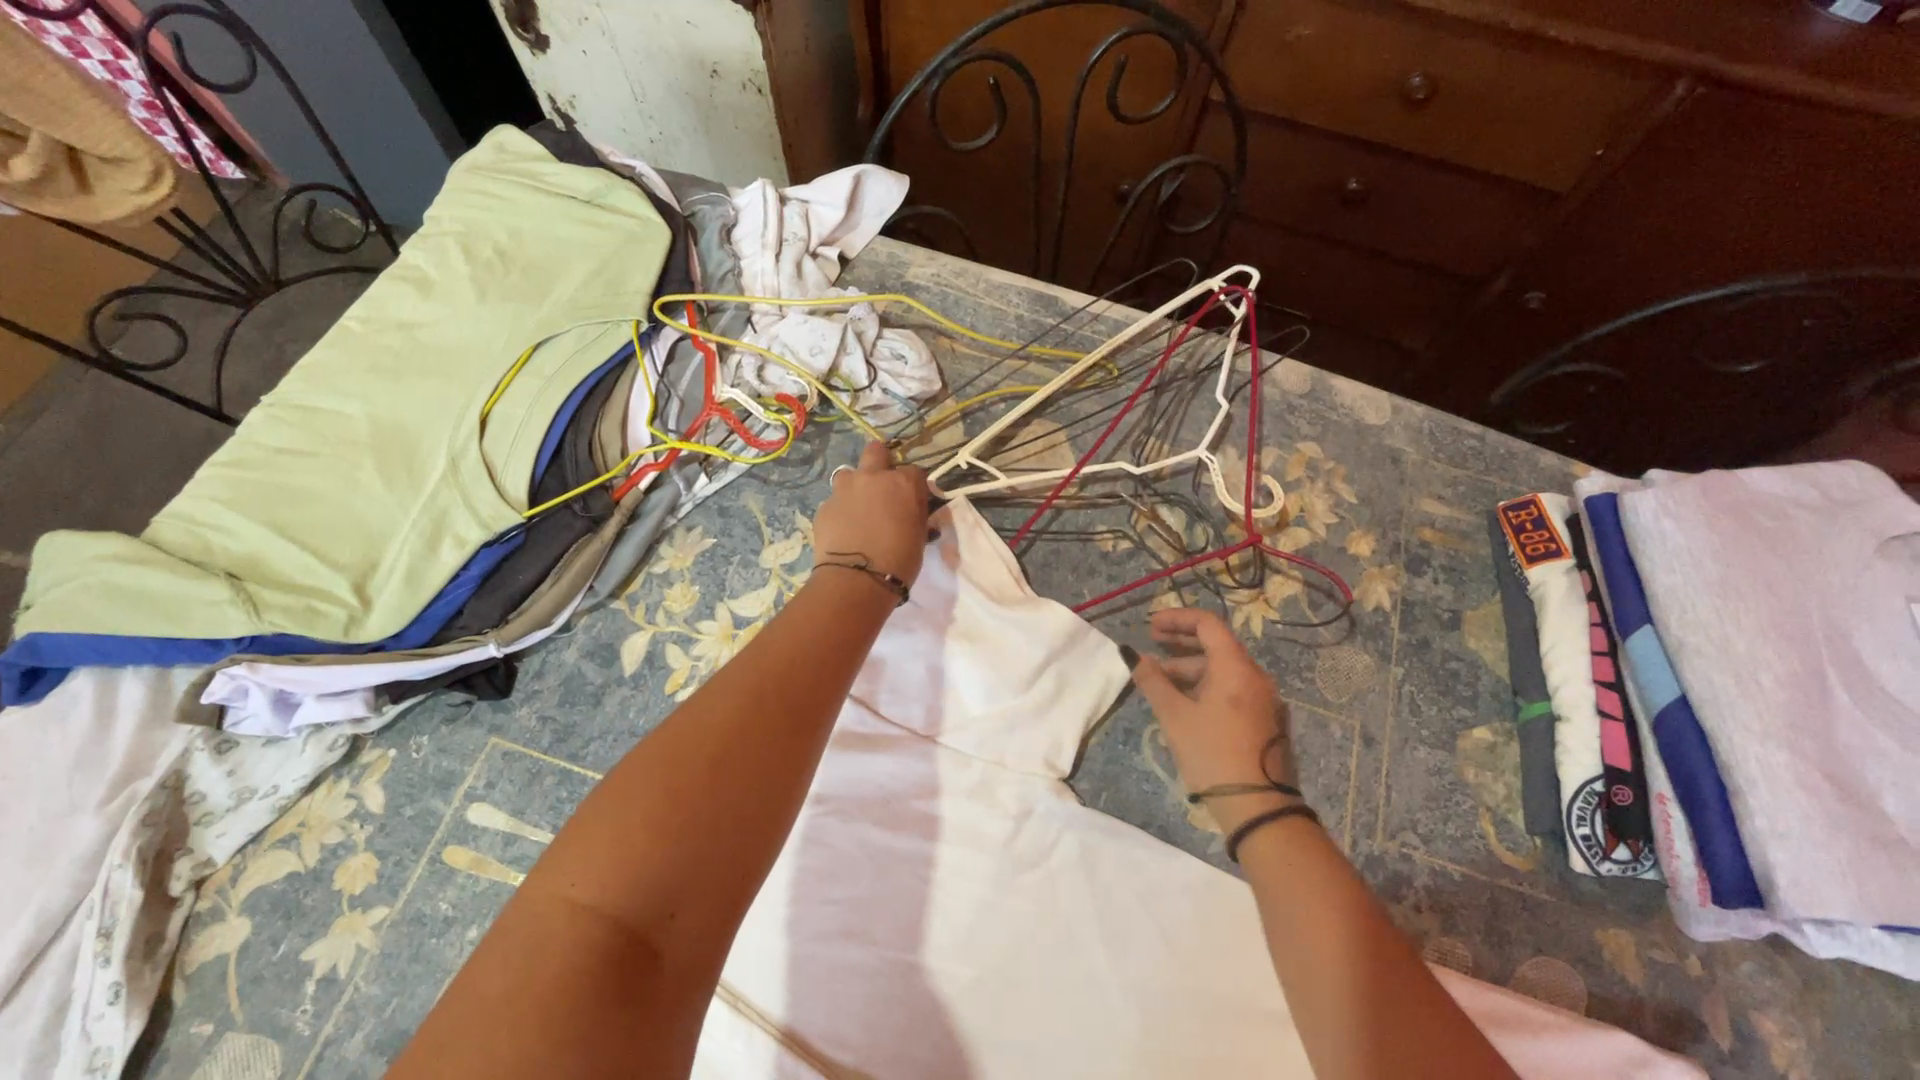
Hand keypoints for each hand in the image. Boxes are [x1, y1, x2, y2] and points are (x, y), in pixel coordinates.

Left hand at [813, 442, 931, 586]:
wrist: (857, 579)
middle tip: (881, 485)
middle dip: (879, 461)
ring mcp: (844, 490)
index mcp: (902, 483)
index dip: (912, 485)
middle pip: (876, 452)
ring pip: (848, 474)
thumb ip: (915, 512)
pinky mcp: (824, 507)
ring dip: (854, 485)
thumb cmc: (899, 560)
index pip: (913, 471)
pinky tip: (844, 530)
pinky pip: (835, 501)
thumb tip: (913, 506)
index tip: (912, 500)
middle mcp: (872, 478)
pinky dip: (840, 511)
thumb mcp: (919, 535)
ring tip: (858, 509)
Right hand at [1129, 608, 1297, 830]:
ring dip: (1190, 668)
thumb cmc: (1212, 755)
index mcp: (1236, 668)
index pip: (1208, 624)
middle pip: (1216, 645)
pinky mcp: (1264, 720)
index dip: (1177, 619)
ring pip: (1223, 670)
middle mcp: (1255, 676)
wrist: (1258, 807)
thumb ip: (1153, 682)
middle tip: (1151, 643)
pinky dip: (1205, 686)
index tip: (1150, 625)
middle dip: (1181, 643)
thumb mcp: (1175, 717)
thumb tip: (1133, 656)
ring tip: (1159, 680)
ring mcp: (1263, 699)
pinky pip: (1231, 690)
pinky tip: (1184, 702)